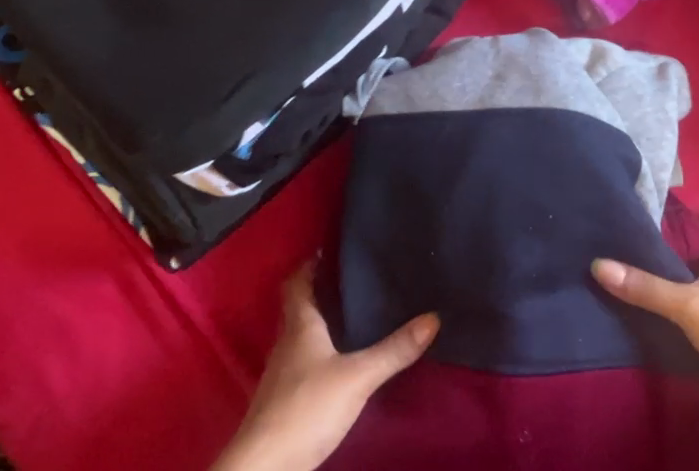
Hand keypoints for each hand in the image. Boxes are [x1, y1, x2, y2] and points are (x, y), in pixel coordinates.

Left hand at [209, 262, 438, 470]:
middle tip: (350, 279)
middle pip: (298, 308)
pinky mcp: (284, 400)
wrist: (265, 466)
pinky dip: (319, 353)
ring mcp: (282, 374)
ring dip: (320, 323)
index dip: (309, 264)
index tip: (328, 249)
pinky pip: (303, 362)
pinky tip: (338, 362)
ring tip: (351, 315)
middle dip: (320, 292)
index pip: (297, 283)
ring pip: (300, 335)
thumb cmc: (307, 408)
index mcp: (300, 326)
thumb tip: (433, 317)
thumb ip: (394, 350)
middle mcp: (287, 343)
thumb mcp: (358, 377)